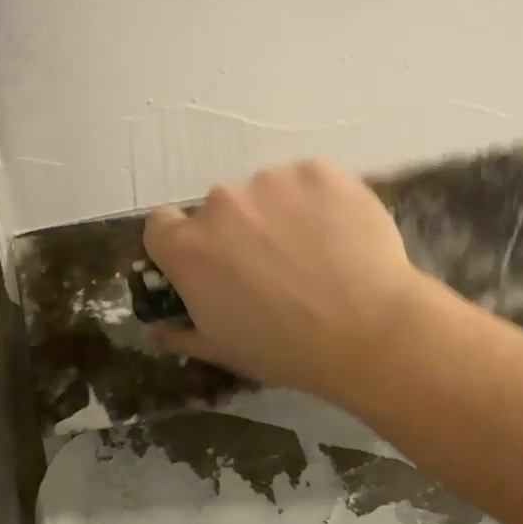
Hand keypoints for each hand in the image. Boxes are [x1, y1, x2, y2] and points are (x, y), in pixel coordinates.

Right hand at [142, 160, 435, 406]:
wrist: (367, 331)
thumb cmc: (286, 351)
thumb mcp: (225, 352)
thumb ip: (182, 334)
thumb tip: (155, 330)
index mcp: (189, 250)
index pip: (161, 226)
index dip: (182, 246)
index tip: (209, 267)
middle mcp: (221, 204)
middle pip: (220, 211)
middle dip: (240, 235)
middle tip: (275, 271)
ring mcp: (271, 182)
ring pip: (268, 194)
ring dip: (281, 217)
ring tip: (317, 258)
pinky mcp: (319, 171)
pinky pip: (309, 183)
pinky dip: (320, 205)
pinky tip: (341, 240)